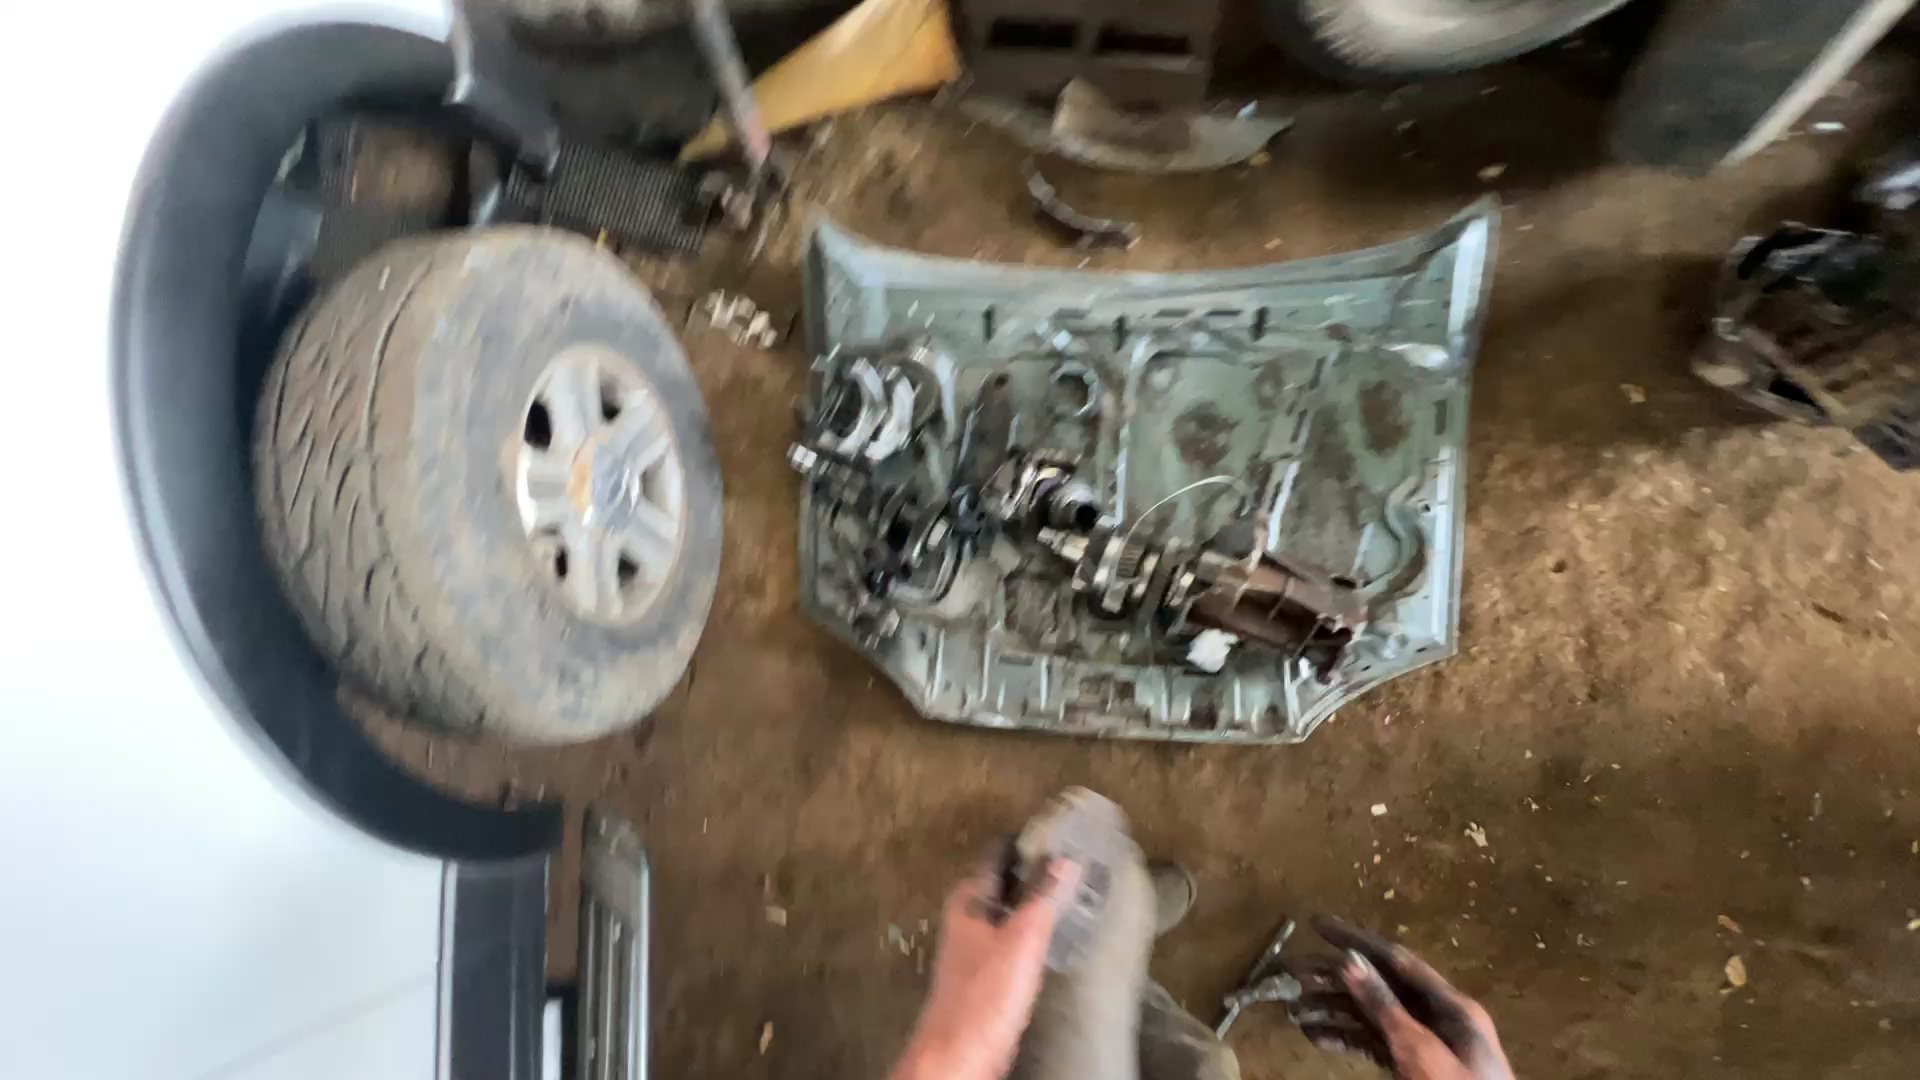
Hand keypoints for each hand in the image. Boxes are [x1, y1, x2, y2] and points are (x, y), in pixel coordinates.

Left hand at [888, 858, 1081, 1079]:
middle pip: (1003, 883)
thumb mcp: (1020, 939)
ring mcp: (972, 948)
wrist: (959, 1058)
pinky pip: (1011, 941)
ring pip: (1007, 913)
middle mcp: (966, 917)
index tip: (1057, 833)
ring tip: (1068, 897)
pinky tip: (1050, 941)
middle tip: (1071, 864)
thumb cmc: (985, 993)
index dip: (1025, 843)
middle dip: (1033, 873)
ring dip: (1033, 905)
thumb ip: (1042, 897)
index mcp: (969, 899)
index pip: (997, 855)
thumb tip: (1065, 859)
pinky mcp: (983, 977)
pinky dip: (1031, 933)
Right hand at [1304, 917, 1513, 1079]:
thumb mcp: (1420, 1053)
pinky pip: (1375, 1044)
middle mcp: (1438, 1019)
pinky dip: (1346, 1040)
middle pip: (1378, 985)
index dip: (1354, 939)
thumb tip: (1348, 958)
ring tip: (1293, 1011)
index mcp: (1451, 1007)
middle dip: (1333, 978)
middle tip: (1291, 970)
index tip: (1314, 925)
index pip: (1395, 959)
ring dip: (1333, 1011)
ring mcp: (1427, 1046)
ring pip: (1371, 1015)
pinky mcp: (1415, 1070)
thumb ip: (1384, 1006)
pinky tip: (1315, 1038)